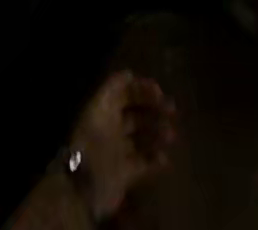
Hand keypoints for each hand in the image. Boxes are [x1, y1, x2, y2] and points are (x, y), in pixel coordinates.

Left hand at [68, 71, 177, 220]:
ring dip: (156, 134)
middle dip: (152, 109)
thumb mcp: (98, 111)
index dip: (138, 89)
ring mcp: (117, 149)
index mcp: (100, 109)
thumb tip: (127, 72)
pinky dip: (154, 160)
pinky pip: (143, 163)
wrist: (85, 186)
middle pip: (132, 113)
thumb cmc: (92, 143)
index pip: (120, 93)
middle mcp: (108, 126)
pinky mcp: (125, 172)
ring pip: (140, 137)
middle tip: (172, 110)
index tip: (159, 91)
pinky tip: (164, 159)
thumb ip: (110, 89)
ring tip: (170, 135)